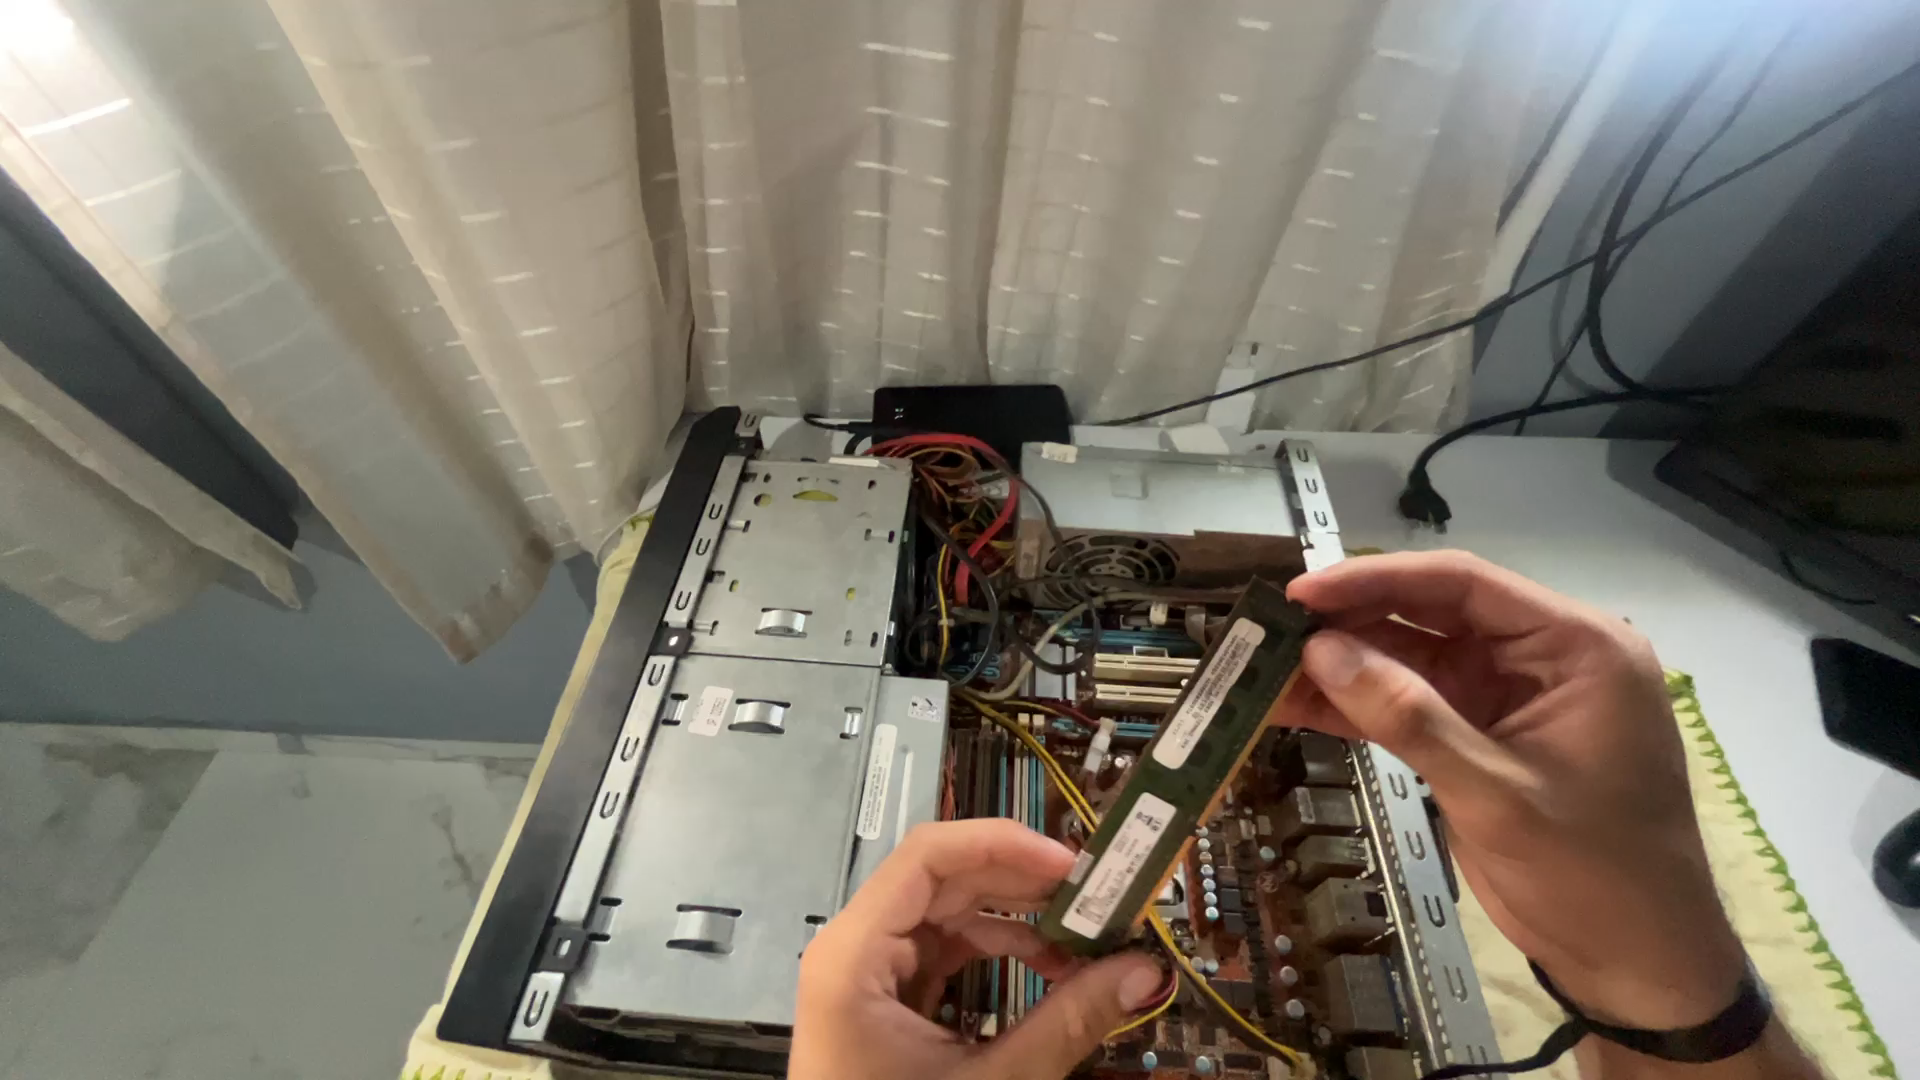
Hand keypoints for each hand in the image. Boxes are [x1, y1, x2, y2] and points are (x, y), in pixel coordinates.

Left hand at [791, 819, 1165, 1079]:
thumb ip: (1067, 1023)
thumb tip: (1144, 972)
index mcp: (856, 951)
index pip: (927, 854)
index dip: (1000, 844)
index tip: (1068, 863)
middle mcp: (857, 941)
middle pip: (943, 875)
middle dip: (1021, 878)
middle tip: (1092, 890)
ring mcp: (872, 962)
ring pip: (949, 905)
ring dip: (1017, 912)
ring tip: (1081, 927)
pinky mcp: (892, 986)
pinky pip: (947, 942)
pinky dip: (999, 944)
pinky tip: (1048, 961)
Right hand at [1278, 551, 1744, 1029]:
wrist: (1629, 964)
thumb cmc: (1595, 875)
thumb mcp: (1499, 792)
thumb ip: (1408, 717)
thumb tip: (1317, 650)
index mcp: (1572, 647)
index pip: (1460, 585)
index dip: (1374, 580)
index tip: (1302, 593)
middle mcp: (1530, 656)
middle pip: (1421, 612)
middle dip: (1344, 621)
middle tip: (1271, 627)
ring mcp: (1493, 691)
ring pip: (1398, 654)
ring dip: (1333, 663)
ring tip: (1264, 665)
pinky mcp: (1463, 727)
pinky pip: (1393, 700)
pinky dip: (1343, 703)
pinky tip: (1287, 704)